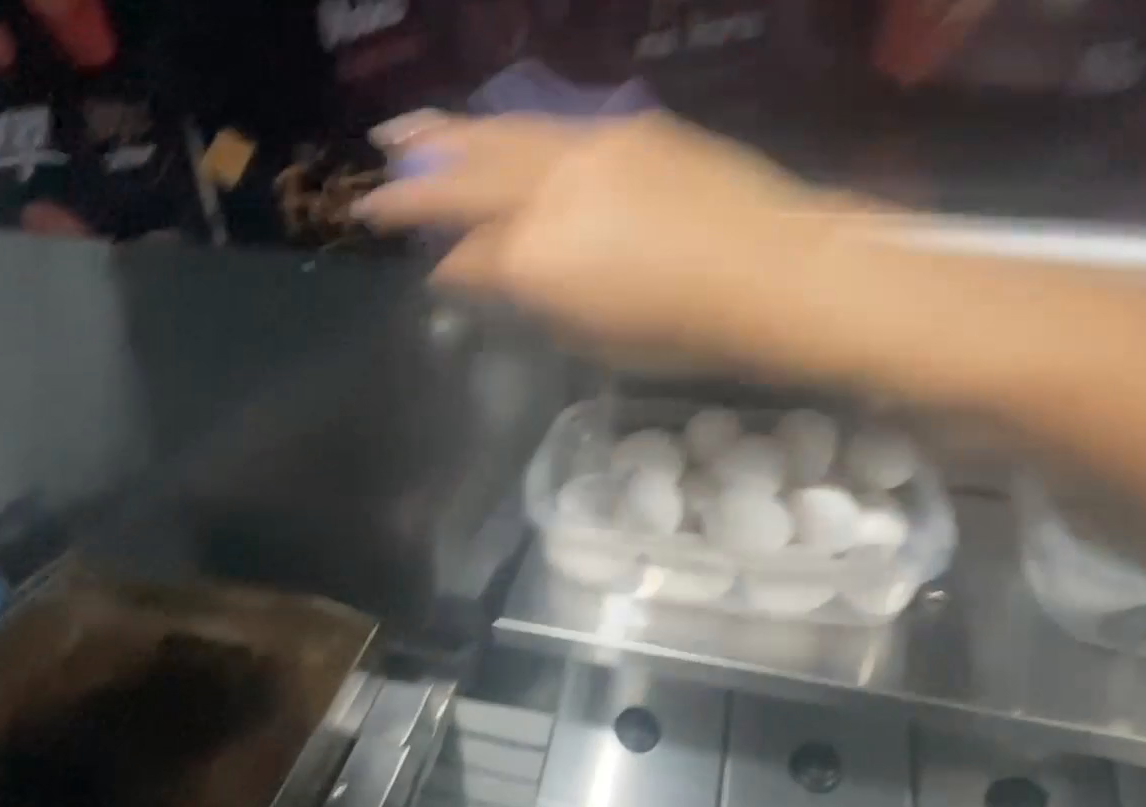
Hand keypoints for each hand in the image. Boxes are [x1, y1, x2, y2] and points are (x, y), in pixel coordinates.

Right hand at [355, 111, 841, 363]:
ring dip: (441, 136)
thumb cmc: (688, 332)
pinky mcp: (622, 131)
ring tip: (400, 132)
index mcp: (534, 262)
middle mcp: (545, 195)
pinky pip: (545, 127)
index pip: (466, 260)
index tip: (429, 275)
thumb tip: (500, 284)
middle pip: (458, 186)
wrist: (777, 273)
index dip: (444, 272)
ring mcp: (584, 152)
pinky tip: (489, 130)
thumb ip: (536, 305)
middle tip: (369, 190)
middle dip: (408, 191)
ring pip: (495, 138)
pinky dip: (504, 130)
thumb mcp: (599, 338)